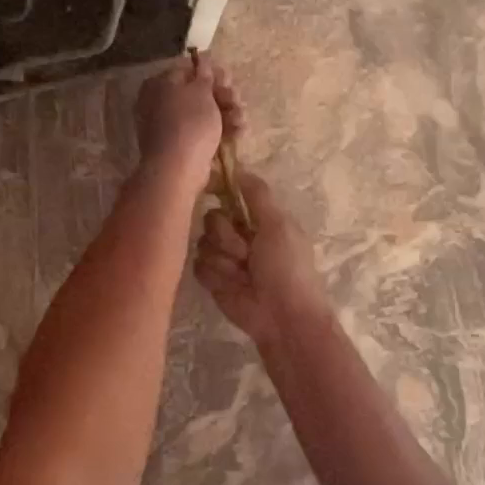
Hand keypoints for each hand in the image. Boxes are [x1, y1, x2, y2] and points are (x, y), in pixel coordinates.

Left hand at [134, 56, 234, 181]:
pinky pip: (204, 131)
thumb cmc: (188, 123)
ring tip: (240, 120)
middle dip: (223, 95)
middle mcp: (161, 103)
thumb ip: (204, 73)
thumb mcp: (200, 91)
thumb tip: (202, 58)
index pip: (188, 70)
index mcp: (159, 84)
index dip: (212, 72)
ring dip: (227, 113)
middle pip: (198, 92)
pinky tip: (238, 132)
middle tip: (236, 100)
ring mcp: (171, 126)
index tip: (229, 80)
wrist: (178, 169)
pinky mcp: (183, 145)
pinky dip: (221, 129)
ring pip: (205, 112)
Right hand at [194, 173, 330, 344]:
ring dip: (223, 259)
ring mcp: (224, 257)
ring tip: (243, 273)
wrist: (281, 316)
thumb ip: (257, 194)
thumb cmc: (287, 268)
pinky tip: (232, 285)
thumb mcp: (278, 224)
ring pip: (202, 243)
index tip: (210, 188)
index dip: (220, 192)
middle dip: (227, 236)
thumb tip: (237, 168)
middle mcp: (238, 235)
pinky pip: (198, 265)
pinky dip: (215, 275)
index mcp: (258, 218)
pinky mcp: (211, 278)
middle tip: (247, 252)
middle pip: (211, 218)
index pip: (229, 195)